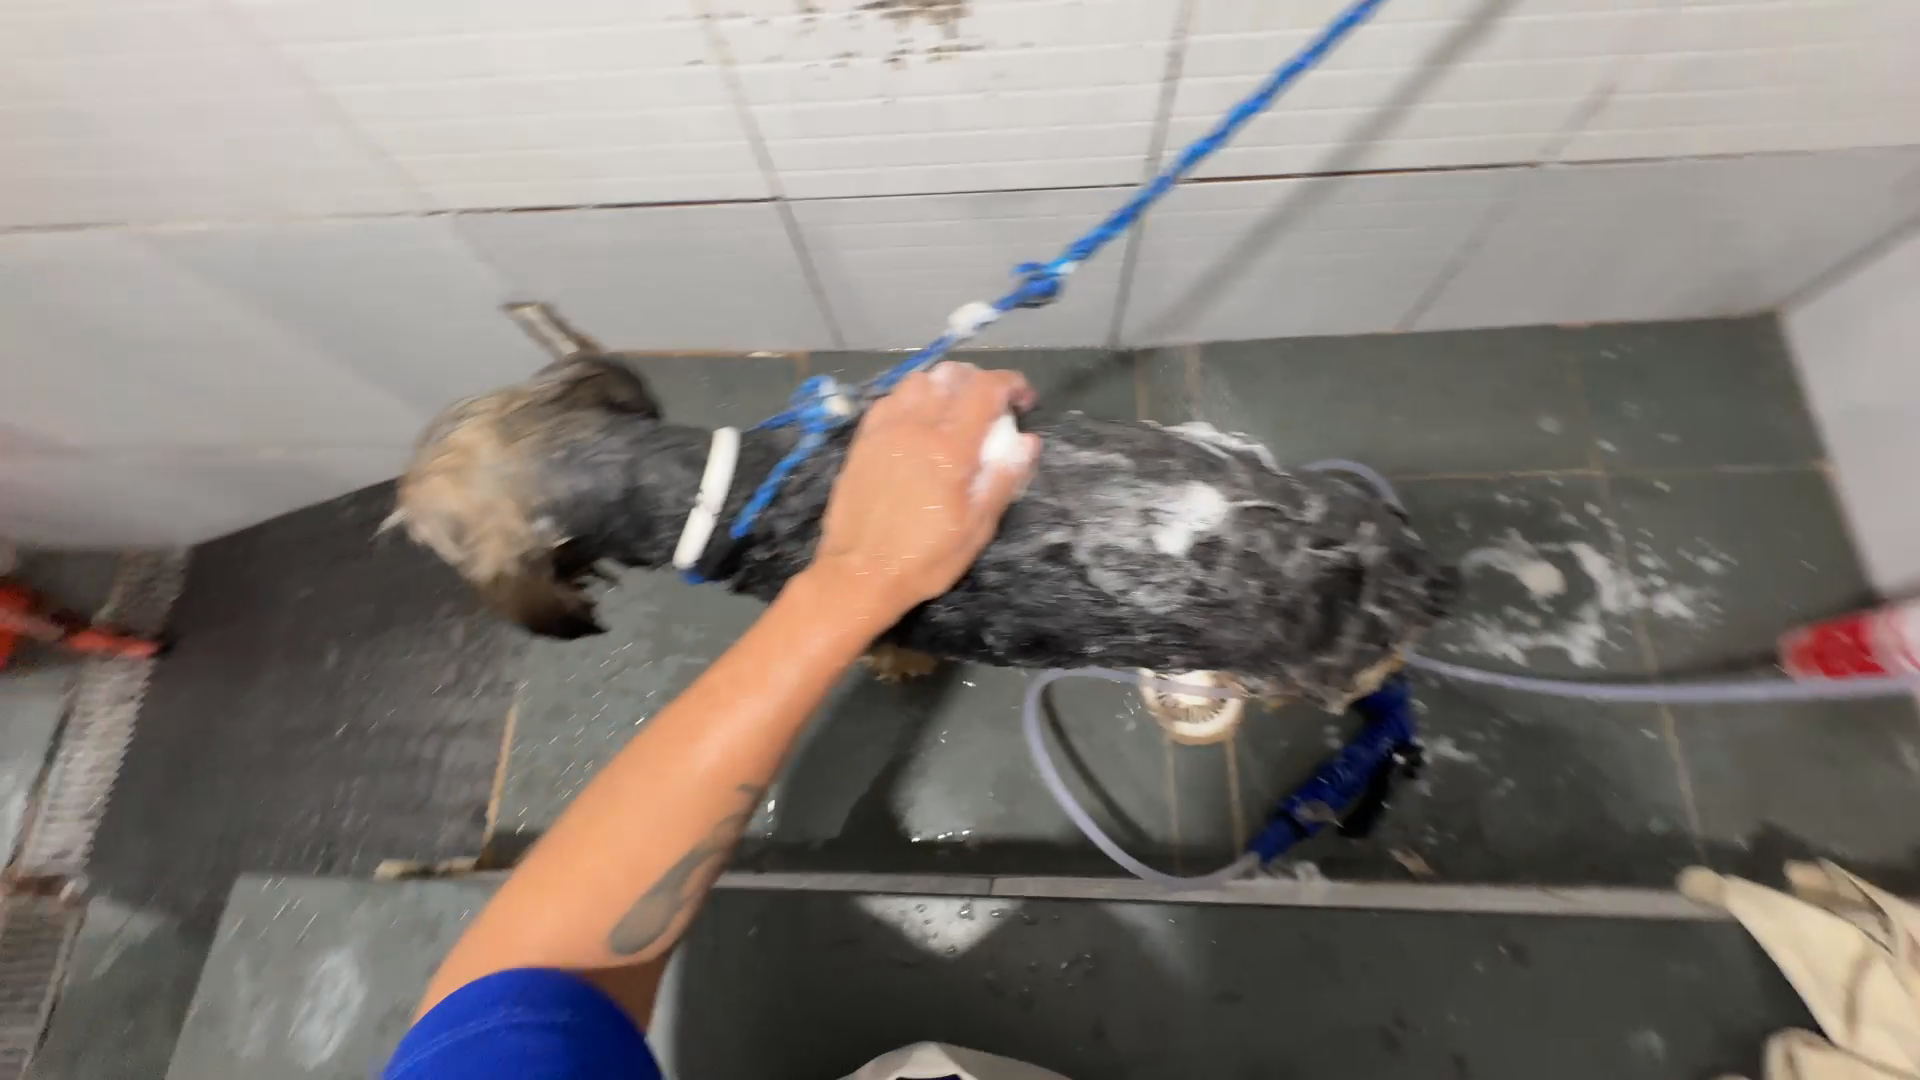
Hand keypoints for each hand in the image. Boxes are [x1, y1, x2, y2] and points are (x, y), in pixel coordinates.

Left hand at [807, 361, 1041, 622]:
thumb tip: (1028, 441)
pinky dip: (911, 398)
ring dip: (944, 386)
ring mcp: (884, 430)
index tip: (1023, 401)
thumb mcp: (976, 529)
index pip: (986, 389)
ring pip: (918, 381)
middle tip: (992, 407)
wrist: (860, 574)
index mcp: (950, 448)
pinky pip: (890, 400)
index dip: (1011, 384)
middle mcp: (916, 427)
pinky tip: (917, 421)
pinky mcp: (862, 441)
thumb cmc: (925, 559)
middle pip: (952, 376)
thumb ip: (1003, 479)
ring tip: (953, 410)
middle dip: (980, 382)